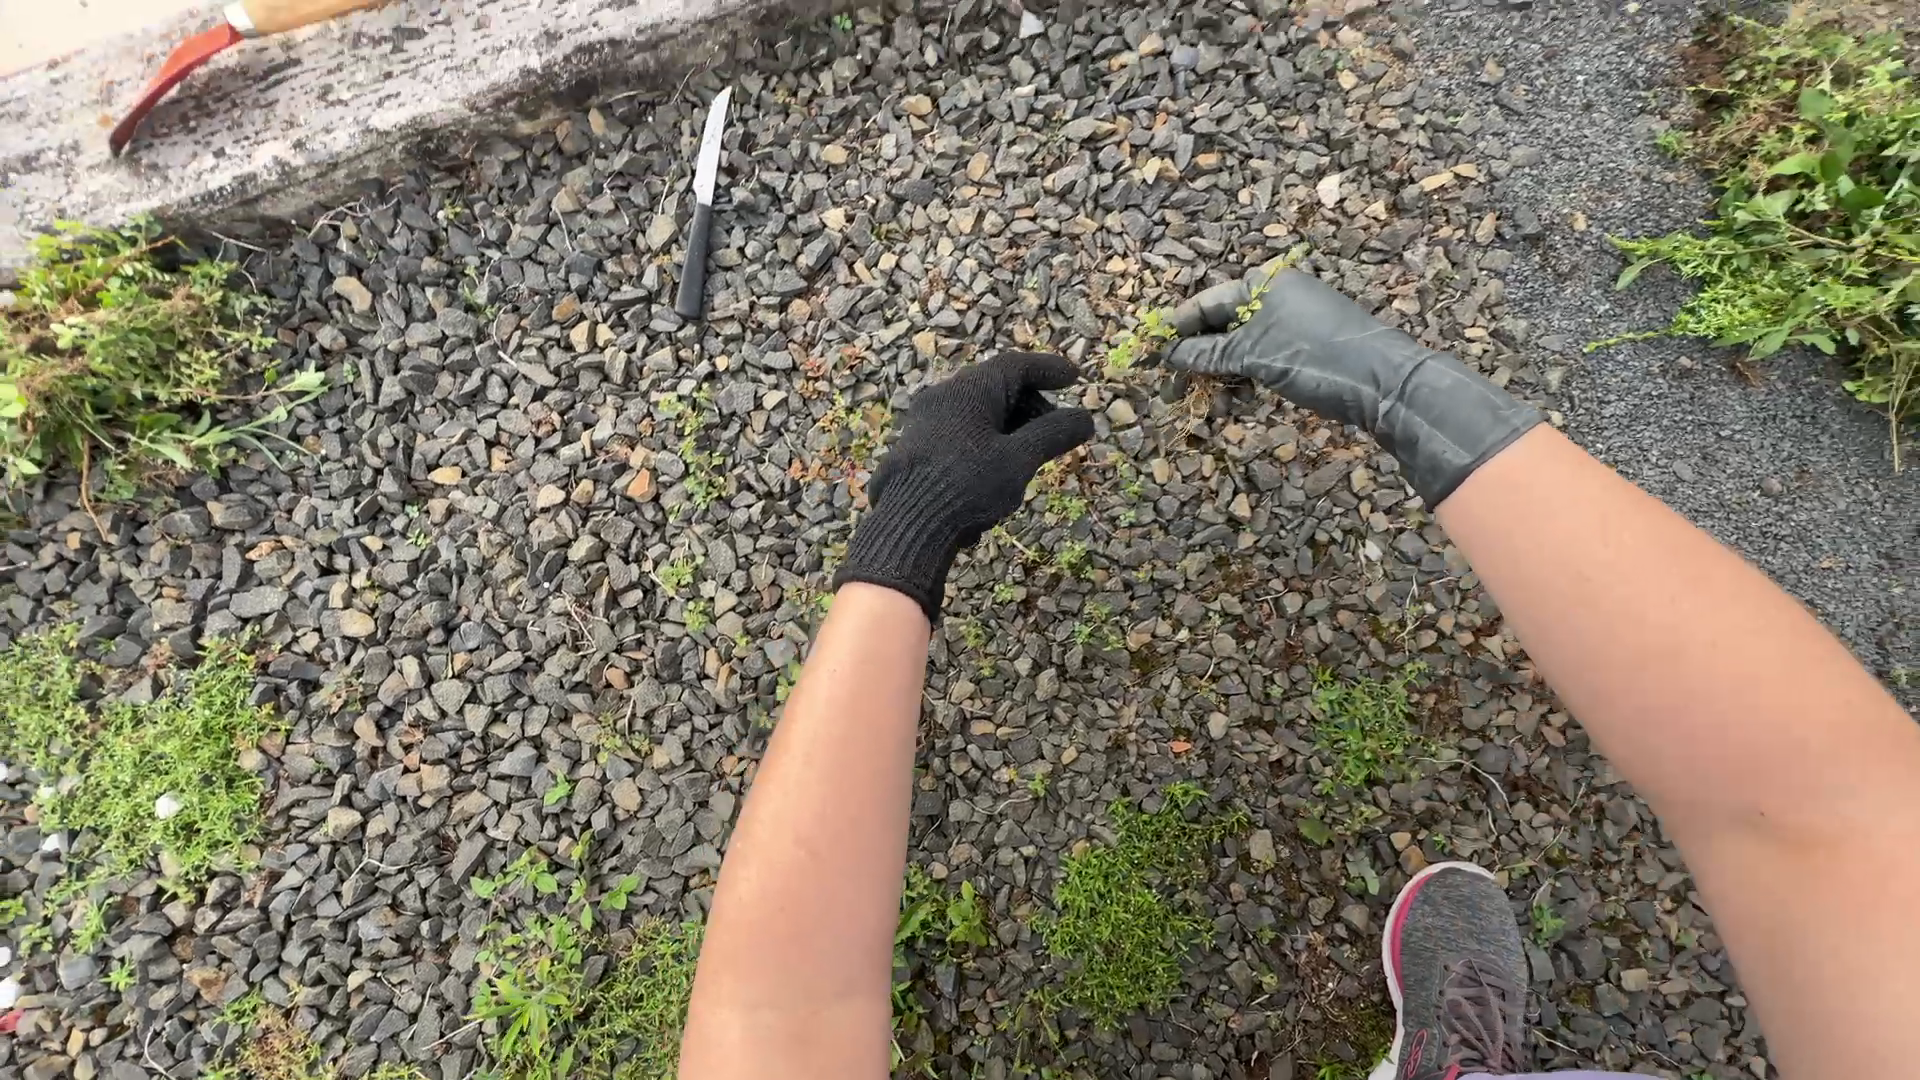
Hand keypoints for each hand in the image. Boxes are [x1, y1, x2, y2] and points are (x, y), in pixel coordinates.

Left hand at [833, 352, 1094, 622]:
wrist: (907, 525)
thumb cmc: (967, 486)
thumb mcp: (1019, 459)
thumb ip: (1053, 434)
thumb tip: (1085, 418)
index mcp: (969, 390)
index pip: (1016, 365)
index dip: (1049, 370)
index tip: (1073, 377)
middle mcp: (942, 397)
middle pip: (995, 388)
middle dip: (1031, 406)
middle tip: (1055, 430)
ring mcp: (924, 422)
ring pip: (976, 413)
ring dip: (1008, 428)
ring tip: (1028, 457)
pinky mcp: (916, 448)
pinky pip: (959, 433)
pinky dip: (986, 442)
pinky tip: (995, 474)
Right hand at [1165, 259, 1539, 505]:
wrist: (1385, 383)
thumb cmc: (1315, 358)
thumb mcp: (1253, 356)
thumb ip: (1206, 355)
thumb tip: (1166, 355)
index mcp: (1263, 284)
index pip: (1204, 304)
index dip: (1176, 331)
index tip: (1151, 356)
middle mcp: (1275, 298)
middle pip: (1219, 327)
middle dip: (1196, 359)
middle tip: (1174, 389)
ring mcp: (1290, 323)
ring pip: (1238, 348)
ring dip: (1218, 376)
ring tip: (1208, 402)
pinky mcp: (1301, 349)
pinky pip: (1259, 360)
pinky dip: (1243, 380)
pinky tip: (1236, 402)